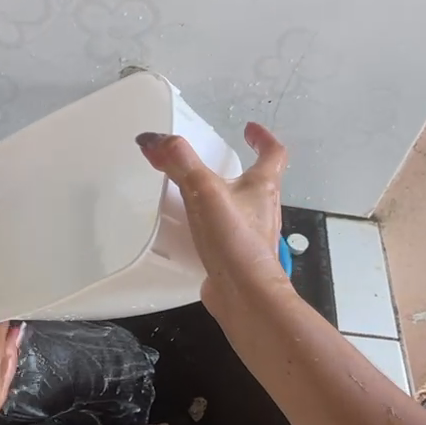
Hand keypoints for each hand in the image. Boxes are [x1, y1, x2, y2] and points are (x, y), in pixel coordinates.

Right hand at [137, 122, 289, 316]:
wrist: (245, 295)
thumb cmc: (234, 239)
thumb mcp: (203, 190)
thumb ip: (178, 161)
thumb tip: (151, 139)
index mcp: (263, 187)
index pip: (274, 153)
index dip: (263, 138)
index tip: (248, 129)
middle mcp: (264, 210)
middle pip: (257, 183)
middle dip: (238, 171)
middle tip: (214, 164)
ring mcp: (253, 237)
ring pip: (241, 211)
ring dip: (223, 201)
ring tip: (196, 197)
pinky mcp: (237, 260)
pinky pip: (225, 237)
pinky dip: (211, 230)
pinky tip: (191, 235)